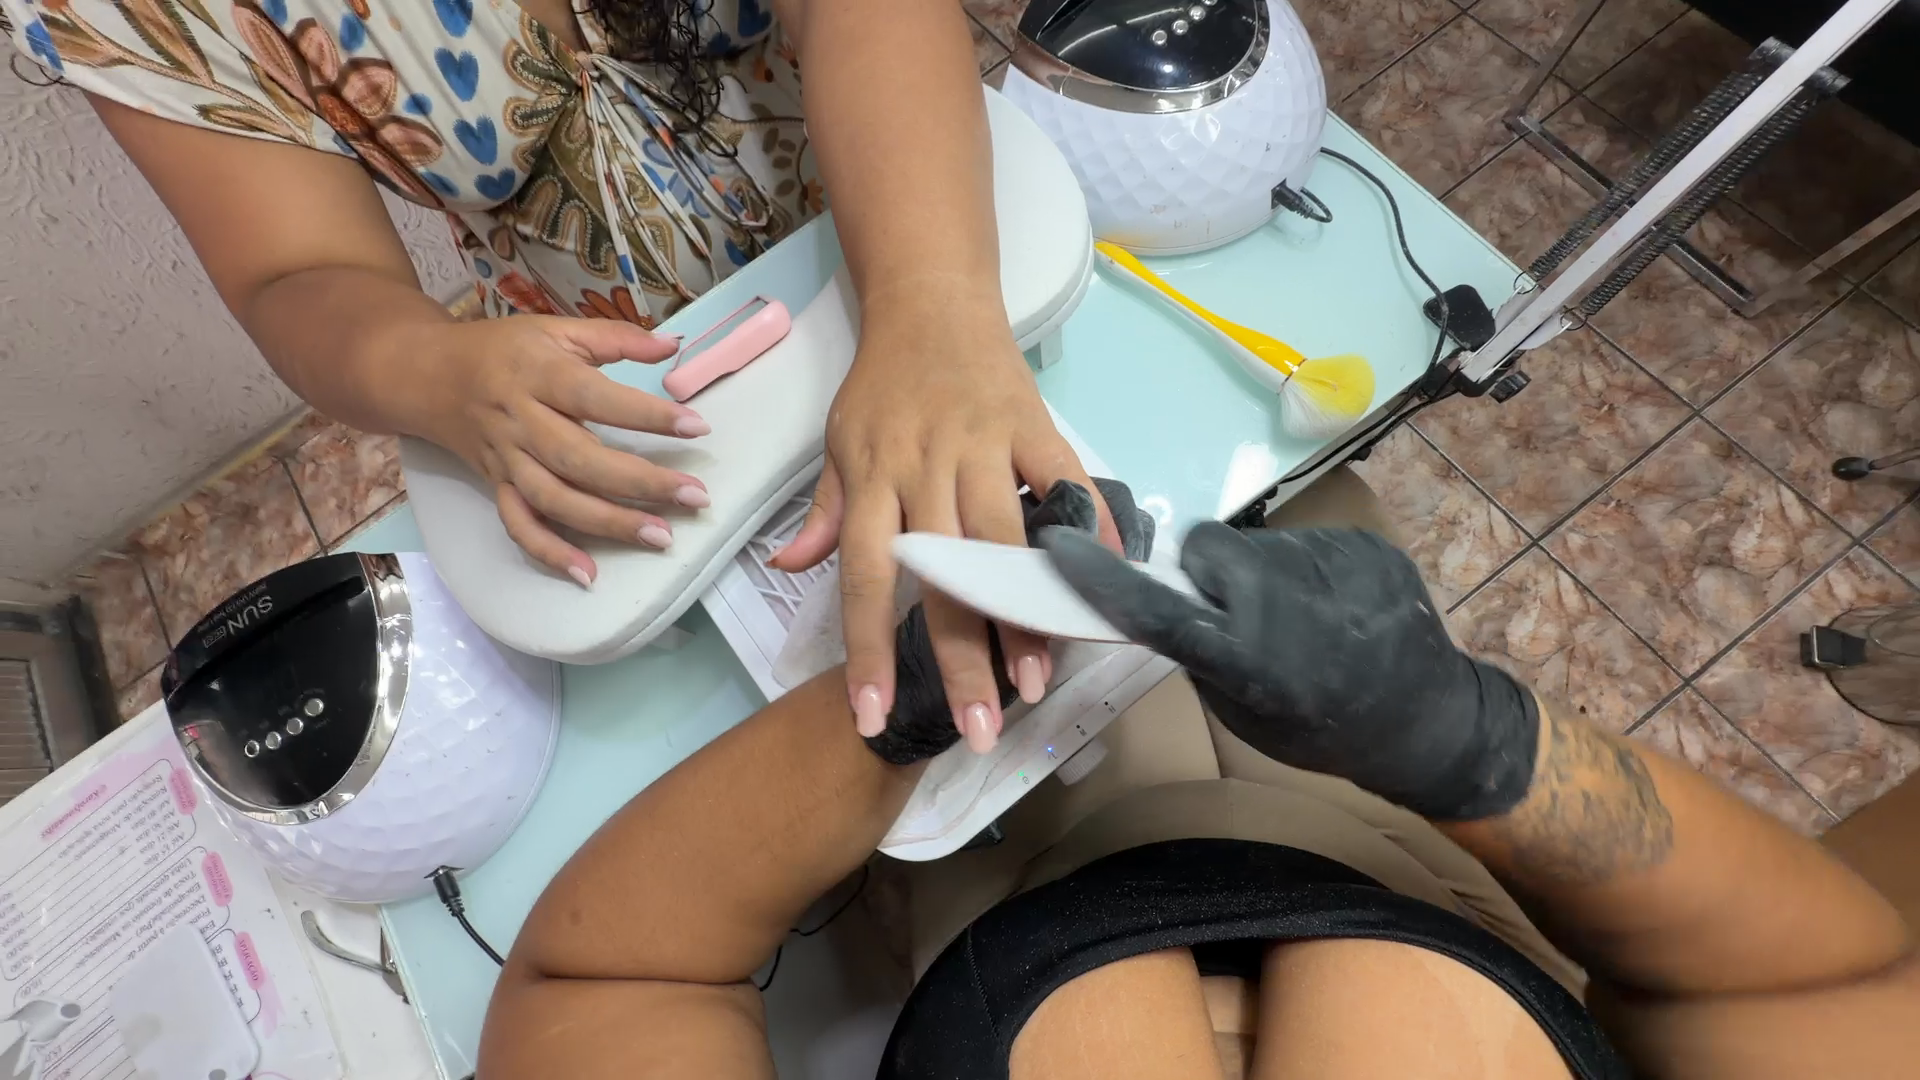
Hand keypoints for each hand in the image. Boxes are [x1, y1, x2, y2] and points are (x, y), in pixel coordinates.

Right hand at [413, 316, 707, 586]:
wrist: (420, 373)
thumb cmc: (503, 350)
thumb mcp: (556, 330)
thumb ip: (617, 337)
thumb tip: (674, 345)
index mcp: (538, 375)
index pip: (597, 397)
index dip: (647, 414)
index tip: (698, 427)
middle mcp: (520, 422)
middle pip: (581, 459)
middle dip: (642, 482)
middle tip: (696, 496)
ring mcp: (507, 460)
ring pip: (556, 499)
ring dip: (609, 523)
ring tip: (663, 536)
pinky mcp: (496, 487)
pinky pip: (519, 526)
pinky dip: (550, 553)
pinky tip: (590, 575)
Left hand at [770, 295, 1117, 747]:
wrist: (931, 302)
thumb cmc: (881, 383)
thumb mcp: (836, 443)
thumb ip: (821, 510)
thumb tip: (791, 567)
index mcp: (872, 478)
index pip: (862, 576)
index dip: (867, 650)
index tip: (874, 718)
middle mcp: (924, 468)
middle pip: (941, 574)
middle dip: (961, 656)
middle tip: (979, 729)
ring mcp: (983, 446)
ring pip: (1002, 541)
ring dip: (1022, 615)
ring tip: (1036, 682)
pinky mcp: (1034, 426)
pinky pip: (1063, 483)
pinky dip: (1087, 531)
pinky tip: (1102, 590)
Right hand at [1039, 523, 1540, 819]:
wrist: (1431, 723)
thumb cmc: (1317, 732)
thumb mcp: (1240, 709)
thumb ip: (1198, 649)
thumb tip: (1172, 596)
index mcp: (1250, 658)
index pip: (1156, 609)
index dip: (1102, 578)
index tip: (1059, 545)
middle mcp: (1287, 602)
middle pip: (1206, 547)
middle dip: (1203, 570)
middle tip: (1226, 605)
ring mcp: (1333, 564)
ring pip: (1252, 544)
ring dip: (1252, 571)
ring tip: (1292, 611)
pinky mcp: (1363, 544)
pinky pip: (1297, 542)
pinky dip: (1296, 569)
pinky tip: (1327, 603)